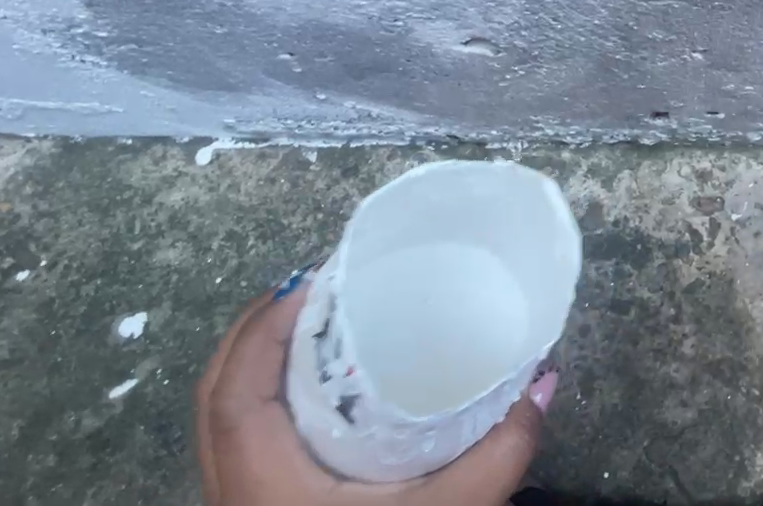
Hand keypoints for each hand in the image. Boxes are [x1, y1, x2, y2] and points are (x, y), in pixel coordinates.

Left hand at [196, 283, 554, 505]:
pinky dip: (264, 390)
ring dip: (258, 357)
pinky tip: (317, 382)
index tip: (316, 279)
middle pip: (217, 392)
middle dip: (259, 327)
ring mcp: (240, 500)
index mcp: (264, 485)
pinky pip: (240, 433)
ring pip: (223, 414)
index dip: (264, 328)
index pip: (236, 393)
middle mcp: (236, 489)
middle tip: (320, 284)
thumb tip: (545, 379)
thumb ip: (502, 449)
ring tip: (318, 317)